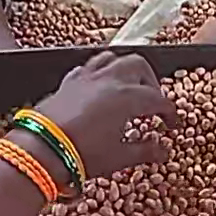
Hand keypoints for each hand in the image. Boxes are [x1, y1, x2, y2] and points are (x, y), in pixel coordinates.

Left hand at [32, 52, 177, 179]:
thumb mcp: (119, 157)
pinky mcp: (69, 80)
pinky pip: (91, 66)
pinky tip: (102, 86)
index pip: (158, 100)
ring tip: (130, 87)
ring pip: (115, 59)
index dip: (170, 113)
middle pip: (140, 67)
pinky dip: (103, 72)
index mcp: (128, 96)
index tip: (172, 125)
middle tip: (153, 102)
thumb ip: (145, 151)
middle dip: (151, 82)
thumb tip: (164, 150)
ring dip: (127, 70)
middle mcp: (110, 79)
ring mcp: (88, 76)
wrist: (42, 149)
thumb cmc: (82, 154)